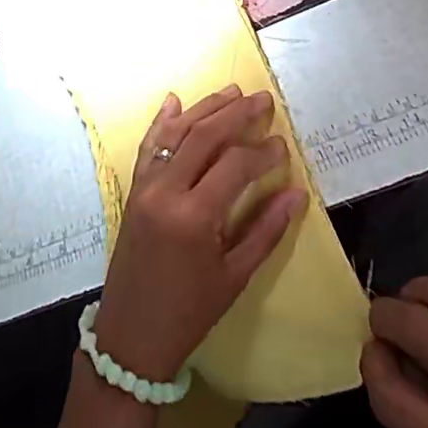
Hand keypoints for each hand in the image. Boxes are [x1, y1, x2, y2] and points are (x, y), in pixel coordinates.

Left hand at [95, 86, 306, 383]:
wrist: (130, 336)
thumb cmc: (189, 312)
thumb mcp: (235, 276)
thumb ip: (267, 229)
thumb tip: (297, 192)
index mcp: (194, 217)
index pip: (235, 164)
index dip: (264, 151)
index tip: (283, 147)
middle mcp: (165, 193)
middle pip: (204, 137)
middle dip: (236, 113)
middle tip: (264, 100)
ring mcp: (144, 189)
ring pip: (176, 135)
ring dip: (204, 109)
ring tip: (232, 91)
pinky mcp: (133, 192)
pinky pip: (149, 148)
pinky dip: (163, 122)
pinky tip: (175, 101)